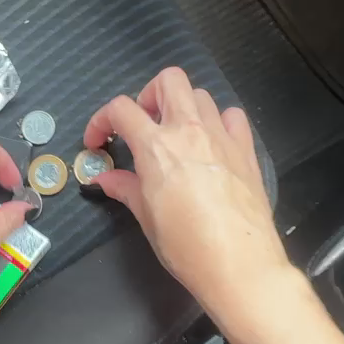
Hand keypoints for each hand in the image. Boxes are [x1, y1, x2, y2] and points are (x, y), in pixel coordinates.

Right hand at [86, 67, 299, 327]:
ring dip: (182, 108)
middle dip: (148, 96)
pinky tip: (210, 144)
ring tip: (175, 136)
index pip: (121, 109)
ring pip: (200, 95)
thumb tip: (104, 179)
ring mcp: (221, 136)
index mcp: (156, 147)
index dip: (101, 120)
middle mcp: (189, 130)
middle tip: (141, 126)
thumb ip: (125, 188)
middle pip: (168, 80)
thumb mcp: (146, 217)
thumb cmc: (185, 246)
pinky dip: (217, 121)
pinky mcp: (246, 150)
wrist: (238, 263)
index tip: (97, 142)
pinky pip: (231, 117)